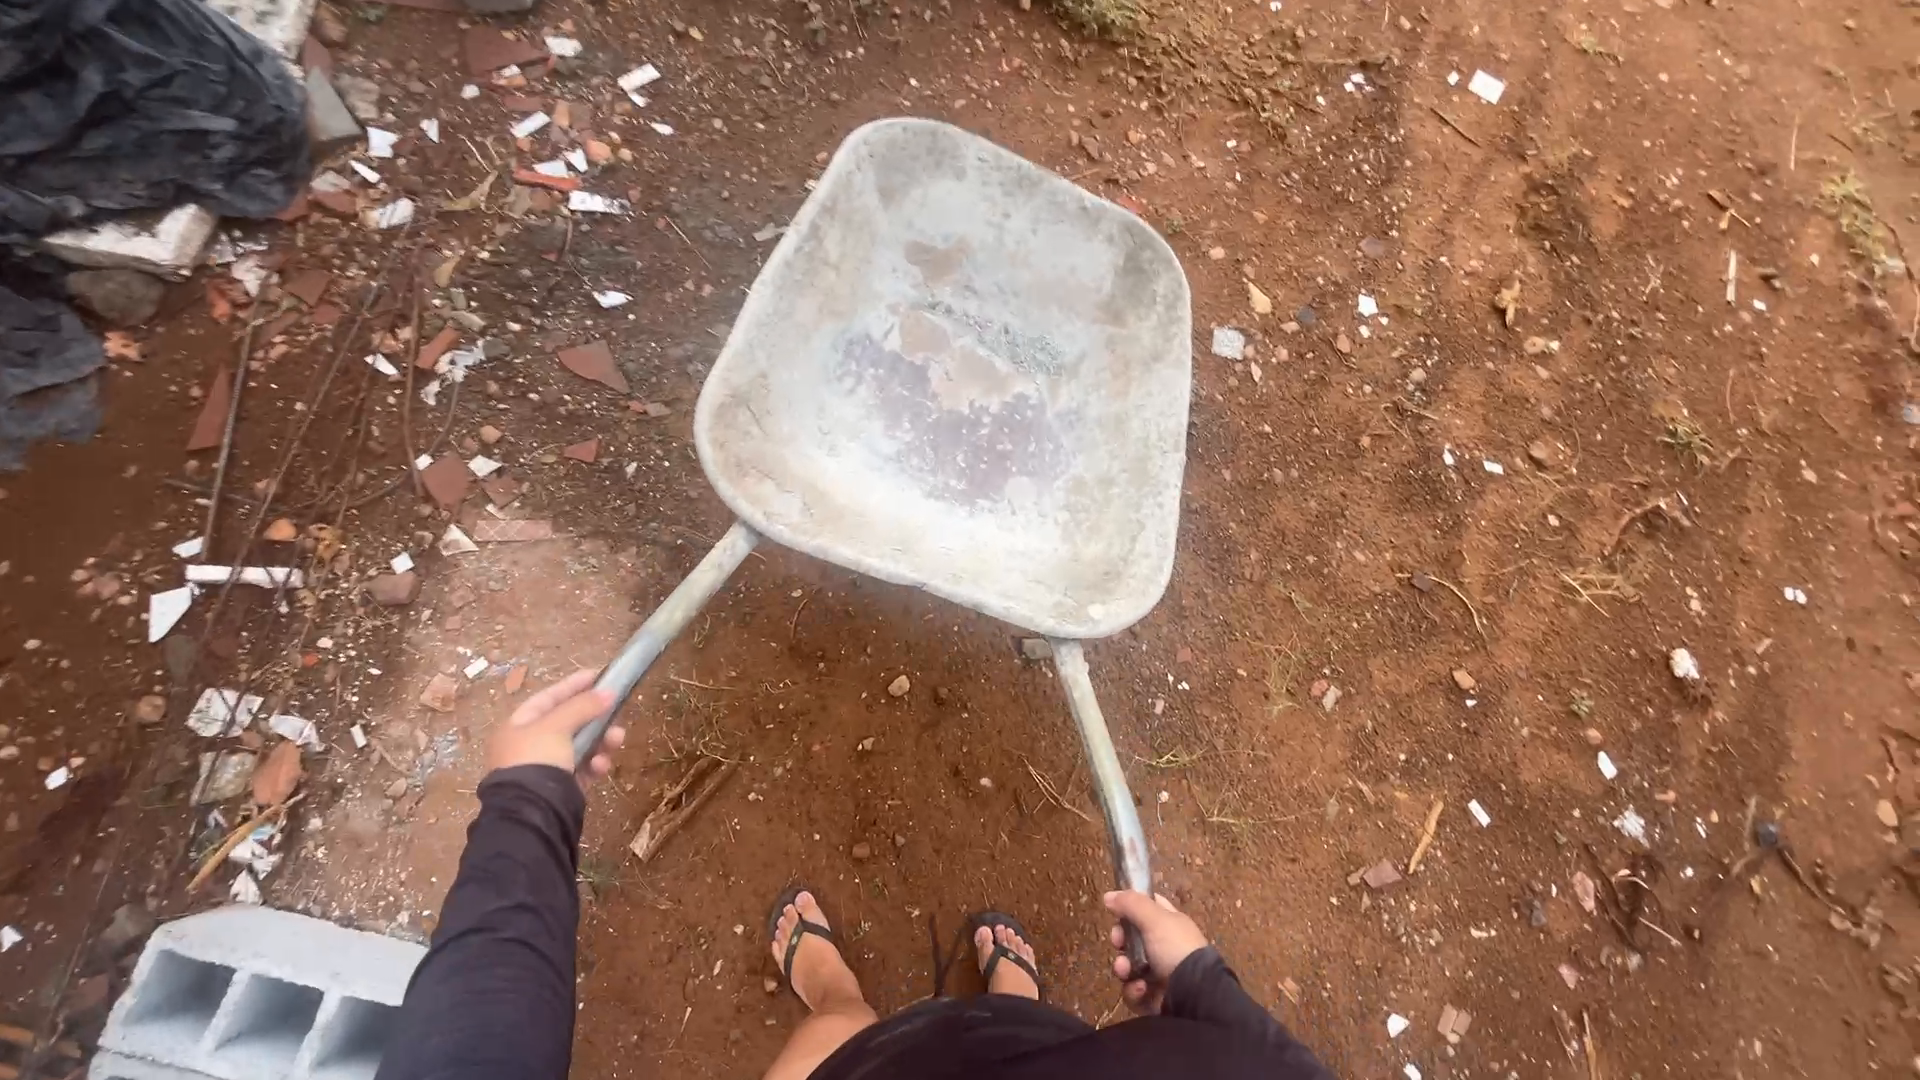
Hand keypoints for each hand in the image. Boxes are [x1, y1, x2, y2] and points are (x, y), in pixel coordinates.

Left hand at [485, 669, 623, 785]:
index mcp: (518, 726)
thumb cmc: (536, 759)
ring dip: (602, 740)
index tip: (598, 675)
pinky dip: (595, 764)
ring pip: (582, 745)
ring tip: (616, 739)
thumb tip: (608, 692)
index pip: (548, 698)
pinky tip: (601, 765)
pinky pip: (584, 768)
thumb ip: (583, 706)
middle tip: (616, 709)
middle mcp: (530, 745)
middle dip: (596, 717)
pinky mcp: (563, 786)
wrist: (532, 811)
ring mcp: (547, 767)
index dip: (573, 685)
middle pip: (569, 722)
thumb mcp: (557, 725)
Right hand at [1104, 890, 1209, 1014]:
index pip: (1148, 908)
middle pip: (1132, 937)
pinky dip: (1134, 990)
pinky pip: (1133, 990)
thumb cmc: (1176, 948)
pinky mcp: (1152, 998)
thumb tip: (1108, 896)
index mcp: (1171, 925)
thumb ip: (1131, 903)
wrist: (1194, 996)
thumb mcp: (1154, 918)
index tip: (1117, 910)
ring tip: (1125, 969)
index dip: (1131, 907)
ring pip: (1128, 965)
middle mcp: (1164, 948)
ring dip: (1123, 966)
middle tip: (1118, 942)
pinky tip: (1141, 988)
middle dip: (1120, 939)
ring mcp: (1158, 975)